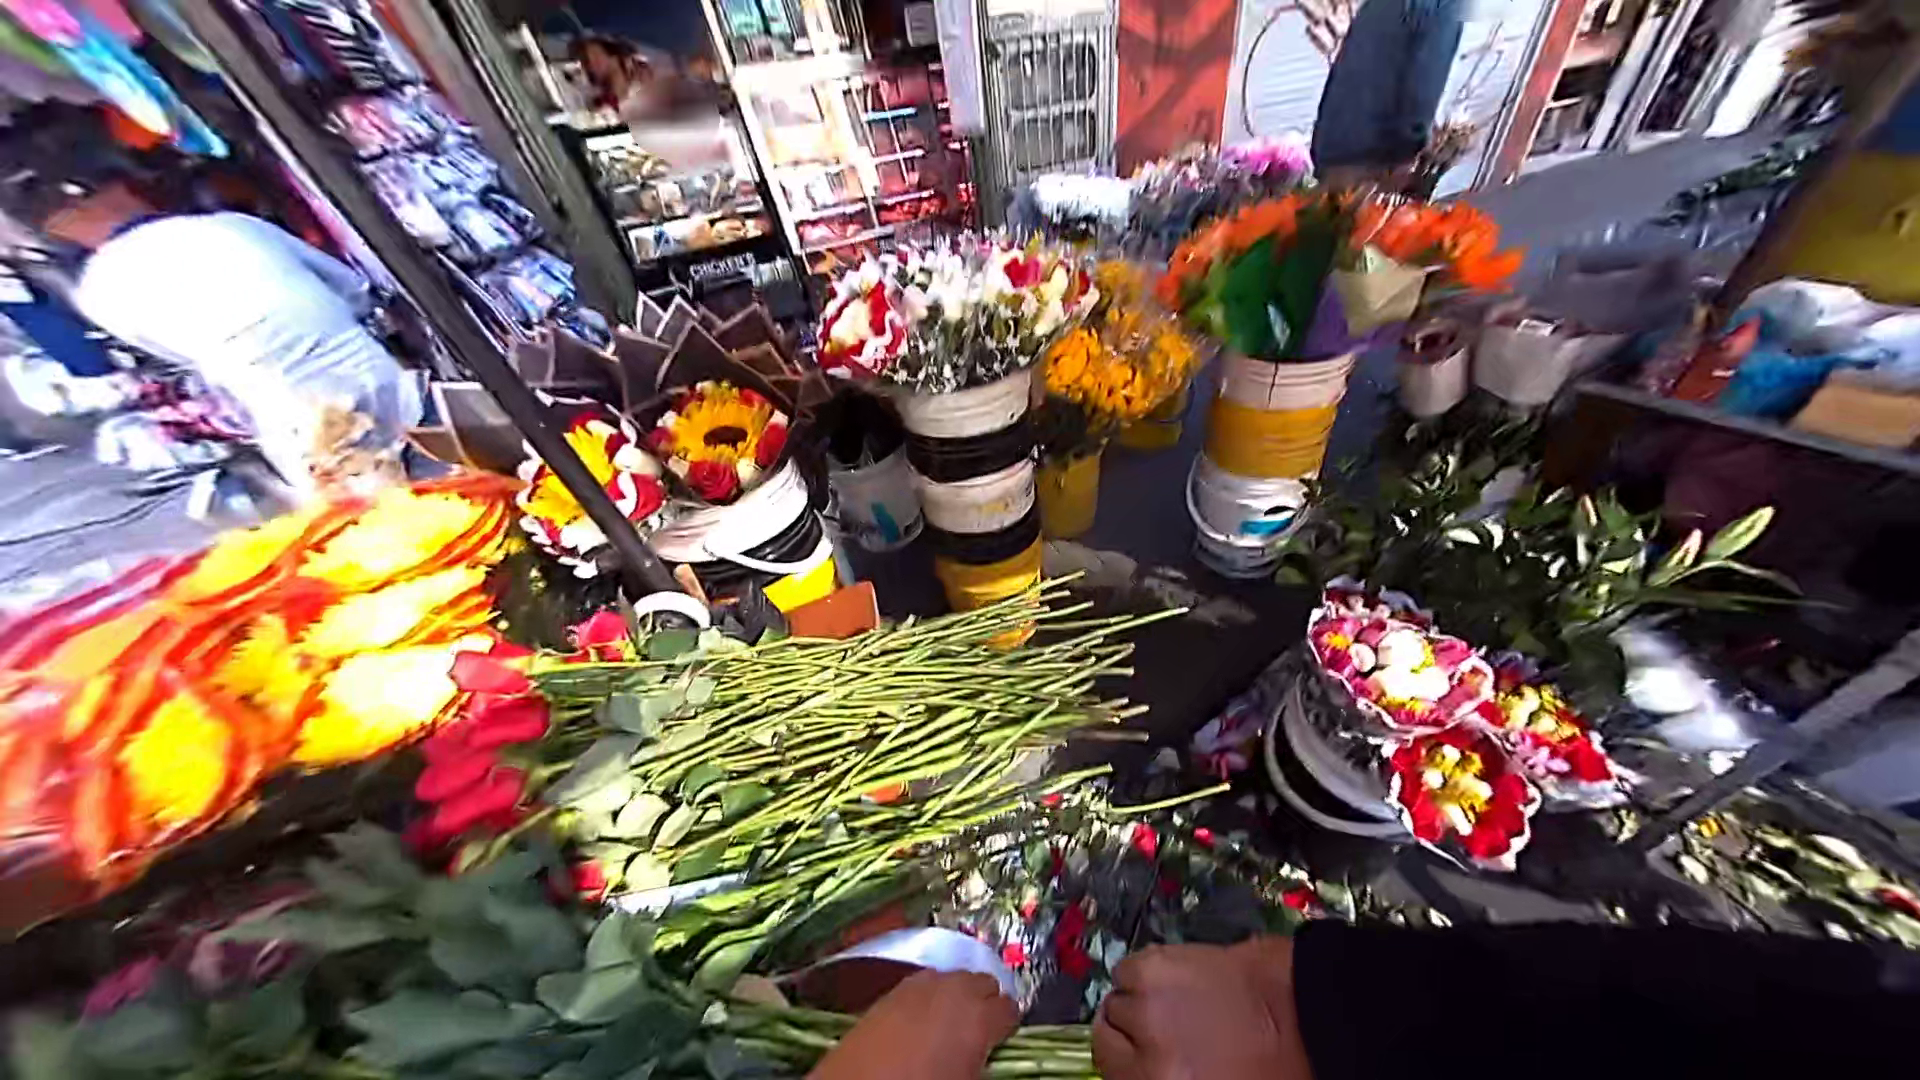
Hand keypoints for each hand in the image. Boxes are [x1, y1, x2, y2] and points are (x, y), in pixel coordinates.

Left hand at [808, 970, 1018, 1079]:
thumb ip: (982, 1065)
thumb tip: (985, 1057)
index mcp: (978, 1018)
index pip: (1010, 1008)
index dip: (1010, 1024)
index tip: (1005, 1039)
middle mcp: (954, 989)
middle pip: (985, 982)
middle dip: (988, 1002)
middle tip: (982, 1031)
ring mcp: (923, 983)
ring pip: (956, 977)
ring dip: (960, 994)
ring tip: (953, 1024)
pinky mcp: (897, 987)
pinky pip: (928, 981)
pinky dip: (934, 993)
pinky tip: (925, 1019)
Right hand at [1094, 938, 1313, 1079]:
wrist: (1303, 1017)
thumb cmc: (1274, 1076)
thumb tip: (1145, 1068)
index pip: (1107, 1070)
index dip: (1124, 1069)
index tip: (1140, 1064)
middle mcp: (1147, 1052)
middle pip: (1105, 1040)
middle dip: (1126, 1040)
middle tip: (1157, 1038)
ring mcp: (1147, 1004)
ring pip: (1116, 999)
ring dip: (1135, 1004)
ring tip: (1169, 1008)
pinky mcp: (1155, 962)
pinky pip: (1127, 970)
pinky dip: (1141, 977)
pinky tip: (1171, 984)